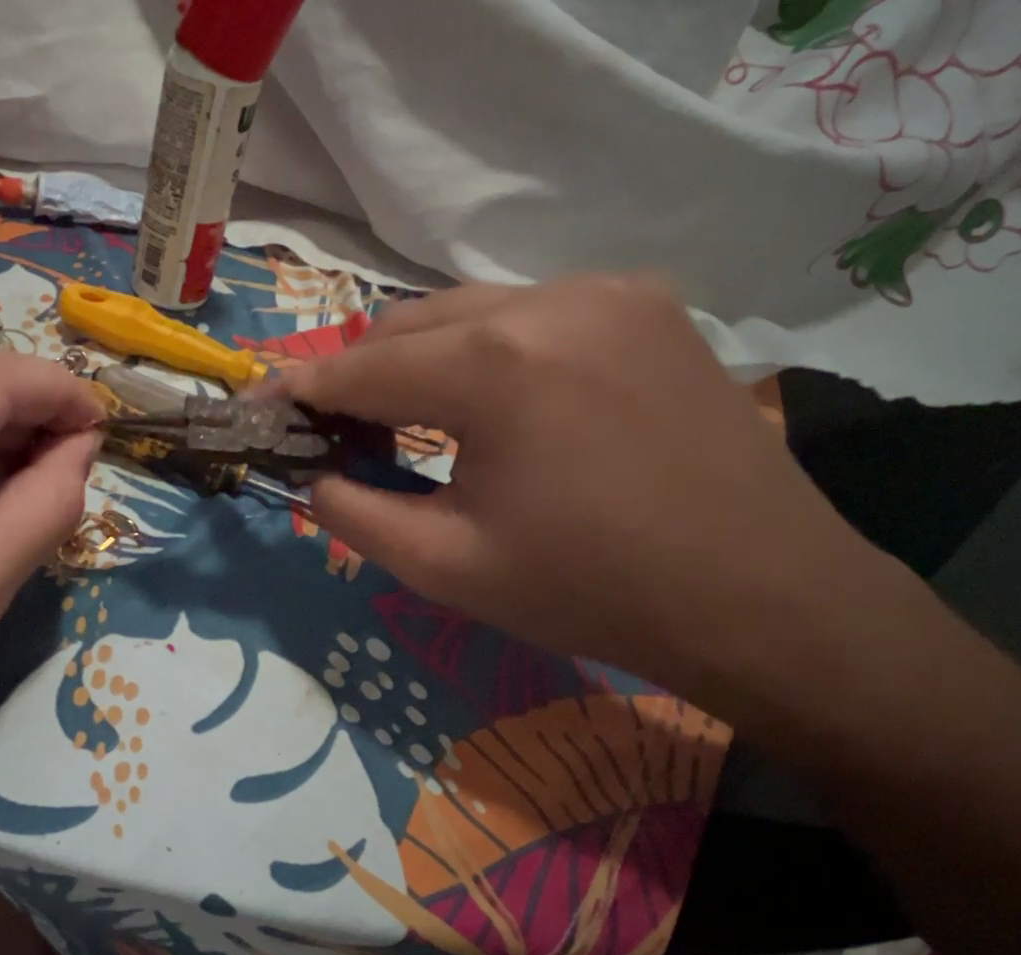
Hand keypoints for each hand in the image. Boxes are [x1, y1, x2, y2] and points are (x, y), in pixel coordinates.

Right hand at [283, 276, 892, 696]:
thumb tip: (311, 476)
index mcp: (497, 364)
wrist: (762, 596)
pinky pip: (529, 312)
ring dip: (423, 360)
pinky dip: (488, 350)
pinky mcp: (645, 303)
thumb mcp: (445, 566)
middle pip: (407, 324)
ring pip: (467, 311)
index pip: (361, 367)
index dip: (300, 391)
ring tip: (417, 423)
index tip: (259, 409)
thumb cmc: (591, 590)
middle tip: (341, 436)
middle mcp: (550, 299)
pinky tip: (500, 404)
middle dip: (360, 376)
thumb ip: (352, 513)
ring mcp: (607, 291)